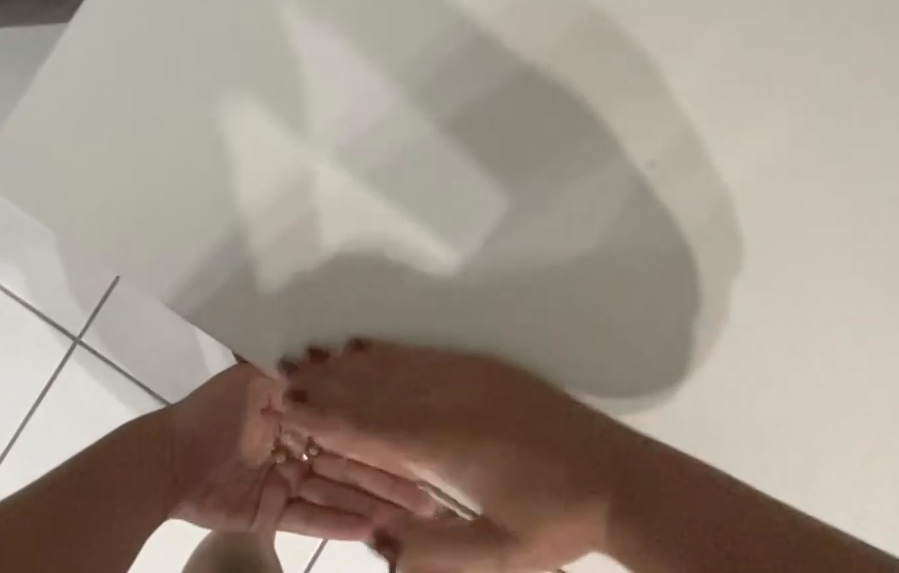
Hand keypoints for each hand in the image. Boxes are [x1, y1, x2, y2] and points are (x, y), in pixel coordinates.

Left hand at [155, 361, 439, 539]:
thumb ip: (296, 378)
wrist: (168, 459)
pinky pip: (313, 518)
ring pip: (338, 493)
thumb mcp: (252, 380)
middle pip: (349, 464)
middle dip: (389, 479)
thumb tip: (338, 360)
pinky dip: (340, 523)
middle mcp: (295, 445)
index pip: (345, 425)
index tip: (417, 446)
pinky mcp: (273, 511)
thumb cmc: (211, 413)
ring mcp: (286, 481)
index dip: (379, 436)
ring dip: (374, 504)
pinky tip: (372, 530)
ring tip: (415, 518)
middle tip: (433, 497)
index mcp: (293, 411)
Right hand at [277, 340, 628, 570]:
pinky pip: (419, 353)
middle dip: (323, 380)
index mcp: (445, 442)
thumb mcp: (501, 555)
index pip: (369, 425)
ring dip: (346, 361)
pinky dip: (384, 351)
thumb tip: (376, 540)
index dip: (324, 414)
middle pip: (371, 386)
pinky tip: (364, 347)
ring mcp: (464, 375)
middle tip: (279, 371)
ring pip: (391, 364)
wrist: (618, 476)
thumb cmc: (556, 521)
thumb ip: (435, 554)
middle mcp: (446, 398)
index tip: (285, 402)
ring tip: (309, 355)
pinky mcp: (480, 366)